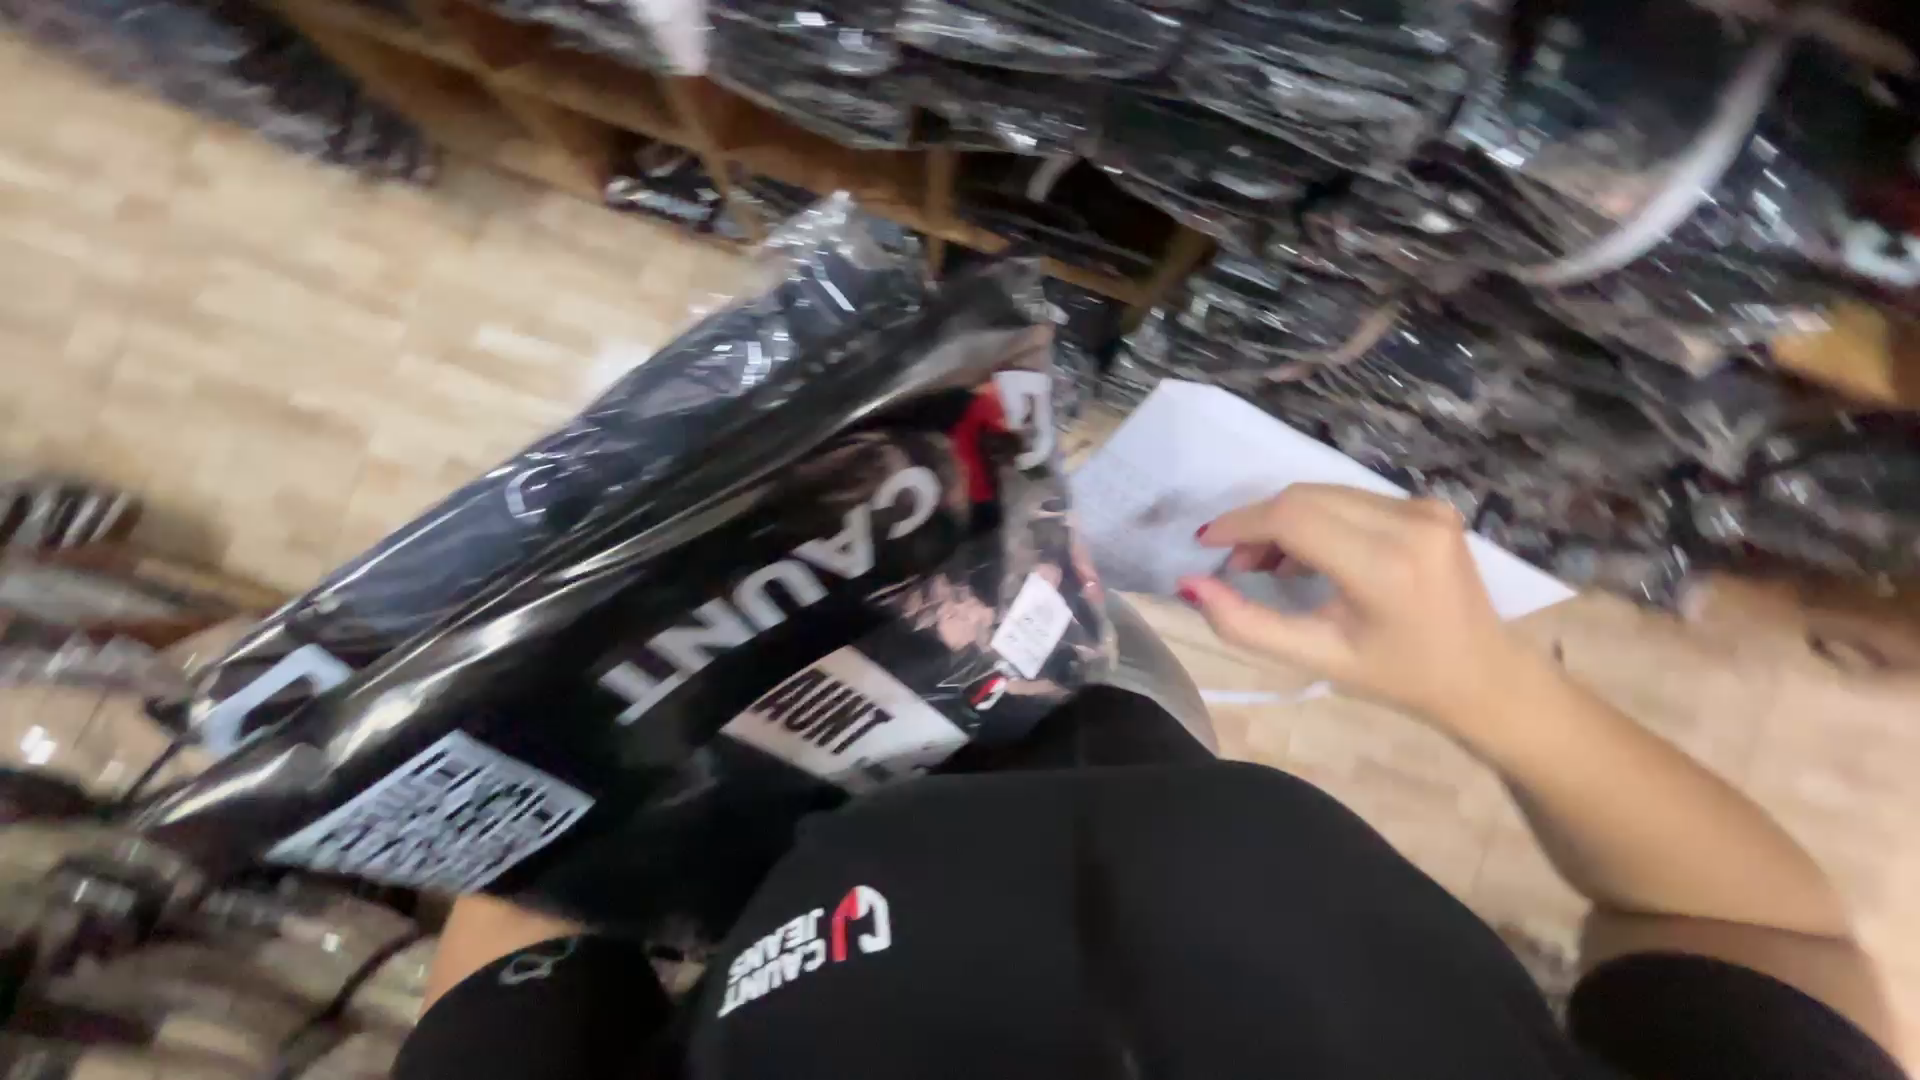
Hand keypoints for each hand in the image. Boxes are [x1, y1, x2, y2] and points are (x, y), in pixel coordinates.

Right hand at [1179, 484, 1531, 725]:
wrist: (1484, 675)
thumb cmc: (1396, 676)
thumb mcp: (1314, 658)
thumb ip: (1244, 624)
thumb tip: (1189, 584)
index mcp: (1386, 567)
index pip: (1293, 518)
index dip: (1240, 524)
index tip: (1206, 543)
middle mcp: (1411, 523)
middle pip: (1303, 498)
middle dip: (1257, 525)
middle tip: (1237, 566)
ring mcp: (1425, 509)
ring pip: (1323, 494)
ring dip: (1283, 521)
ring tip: (1268, 565)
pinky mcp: (1429, 506)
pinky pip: (1348, 499)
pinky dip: (1314, 520)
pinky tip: (1306, 556)